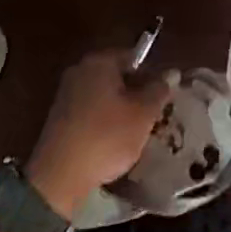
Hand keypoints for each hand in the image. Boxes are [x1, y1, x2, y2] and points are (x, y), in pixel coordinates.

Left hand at [24, 50, 171, 220]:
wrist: (60, 174)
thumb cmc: (106, 136)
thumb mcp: (142, 115)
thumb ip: (158, 91)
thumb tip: (171, 72)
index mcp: (99, 61)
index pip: (132, 57)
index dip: (151, 74)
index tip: (163, 96)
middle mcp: (80, 69)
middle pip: (116, 75)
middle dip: (136, 92)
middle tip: (154, 115)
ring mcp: (66, 92)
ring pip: (103, 94)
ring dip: (120, 109)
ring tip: (136, 132)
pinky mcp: (60, 116)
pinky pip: (89, 110)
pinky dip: (103, 121)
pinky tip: (113, 142)